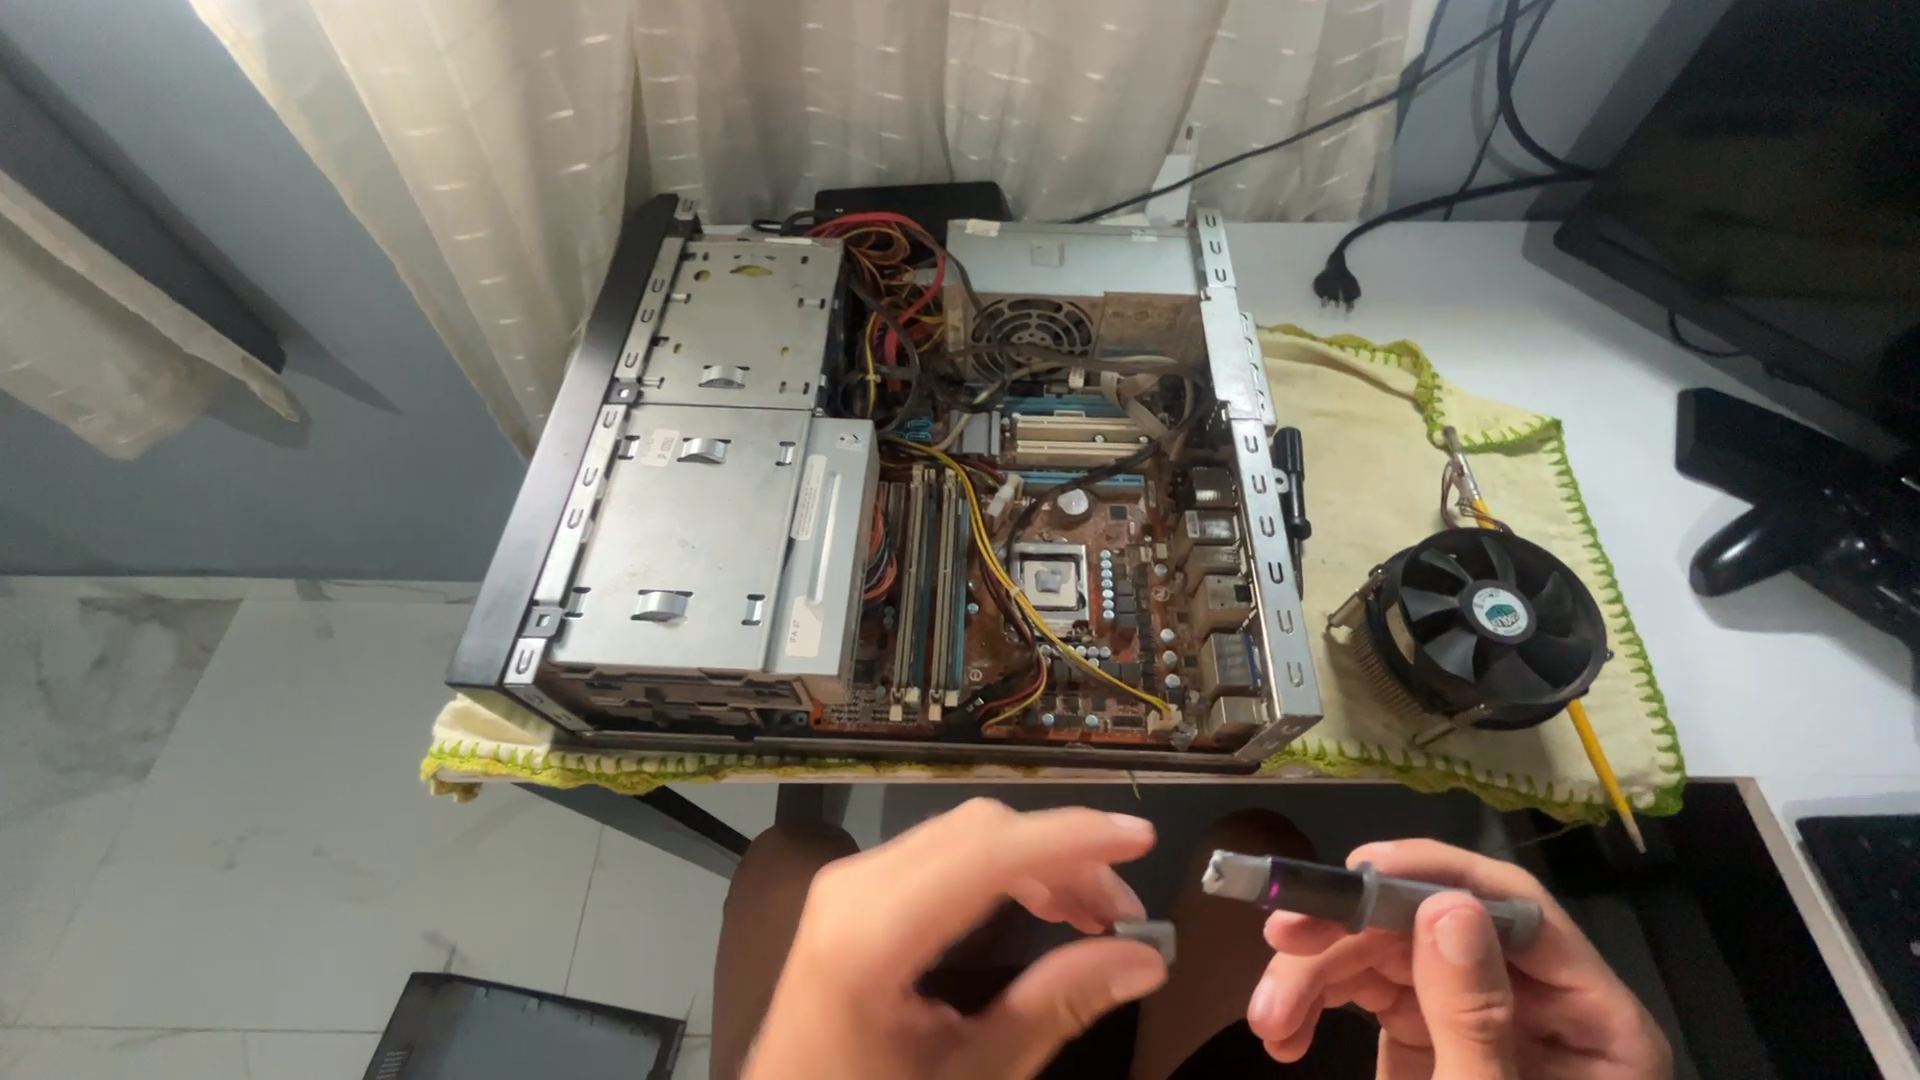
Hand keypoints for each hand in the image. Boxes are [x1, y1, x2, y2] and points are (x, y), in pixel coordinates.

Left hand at [742, 799, 1168, 1079]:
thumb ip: (1053, 1010)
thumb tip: (1143, 959)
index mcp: (870, 937)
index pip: (986, 854)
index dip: (1069, 838)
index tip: (1139, 838)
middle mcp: (854, 885)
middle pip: (979, 831)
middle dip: (1062, 853)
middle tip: (1123, 910)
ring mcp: (849, 880)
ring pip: (964, 833)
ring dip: (1035, 857)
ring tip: (1092, 910)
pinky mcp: (854, 888)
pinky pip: (941, 851)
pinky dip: (999, 865)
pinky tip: (1038, 900)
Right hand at [1248, 839, 1671, 1078]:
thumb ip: (1475, 1019)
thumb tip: (1446, 906)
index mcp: (1591, 1018)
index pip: (1515, 909)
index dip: (1433, 874)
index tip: (1356, 872)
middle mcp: (1531, 997)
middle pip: (1426, 921)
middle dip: (1343, 933)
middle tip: (1279, 938)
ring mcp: (1472, 1008)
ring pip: (1379, 947)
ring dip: (1311, 972)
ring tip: (1268, 1020)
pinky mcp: (1424, 1026)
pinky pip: (1361, 983)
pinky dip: (1313, 997)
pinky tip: (1283, 1031)